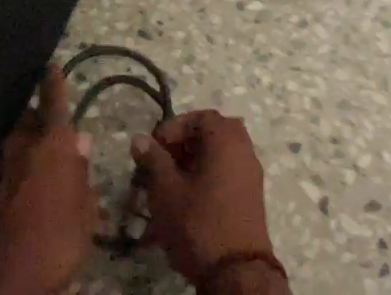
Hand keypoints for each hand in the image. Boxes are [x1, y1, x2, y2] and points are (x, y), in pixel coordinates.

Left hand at [0, 66, 99, 294]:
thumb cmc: (60, 236)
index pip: (53, 105)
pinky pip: (12, 166)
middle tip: (53, 115)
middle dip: (39, 115)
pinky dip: (23, 164)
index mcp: (52, 146)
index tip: (52, 65)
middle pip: (29, 121)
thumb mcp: (86, 208)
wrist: (12, 277)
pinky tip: (33, 177)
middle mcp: (24, 150)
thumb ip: (82, 171)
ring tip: (44, 144)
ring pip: (17, 142)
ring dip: (29, 139)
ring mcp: (5, 173)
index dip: (54, 84)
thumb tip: (81, 139)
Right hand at [131, 110, 275, 284]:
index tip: (155, 147)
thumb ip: (152, 159)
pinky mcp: (250, 200)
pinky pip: (225, 178)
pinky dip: (204, 182)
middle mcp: (244, 151)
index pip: (200, 117)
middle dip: (183, 146)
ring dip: (192, 166)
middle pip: (211, 136)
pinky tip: (183, 205)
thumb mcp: (166, 189)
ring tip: (168, 187)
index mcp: (227, 139)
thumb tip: (140, 138)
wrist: (236, 273)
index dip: (174, 127)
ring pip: (217, 159)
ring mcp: (251, 177)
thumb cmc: (198, 222)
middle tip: (163, 163)